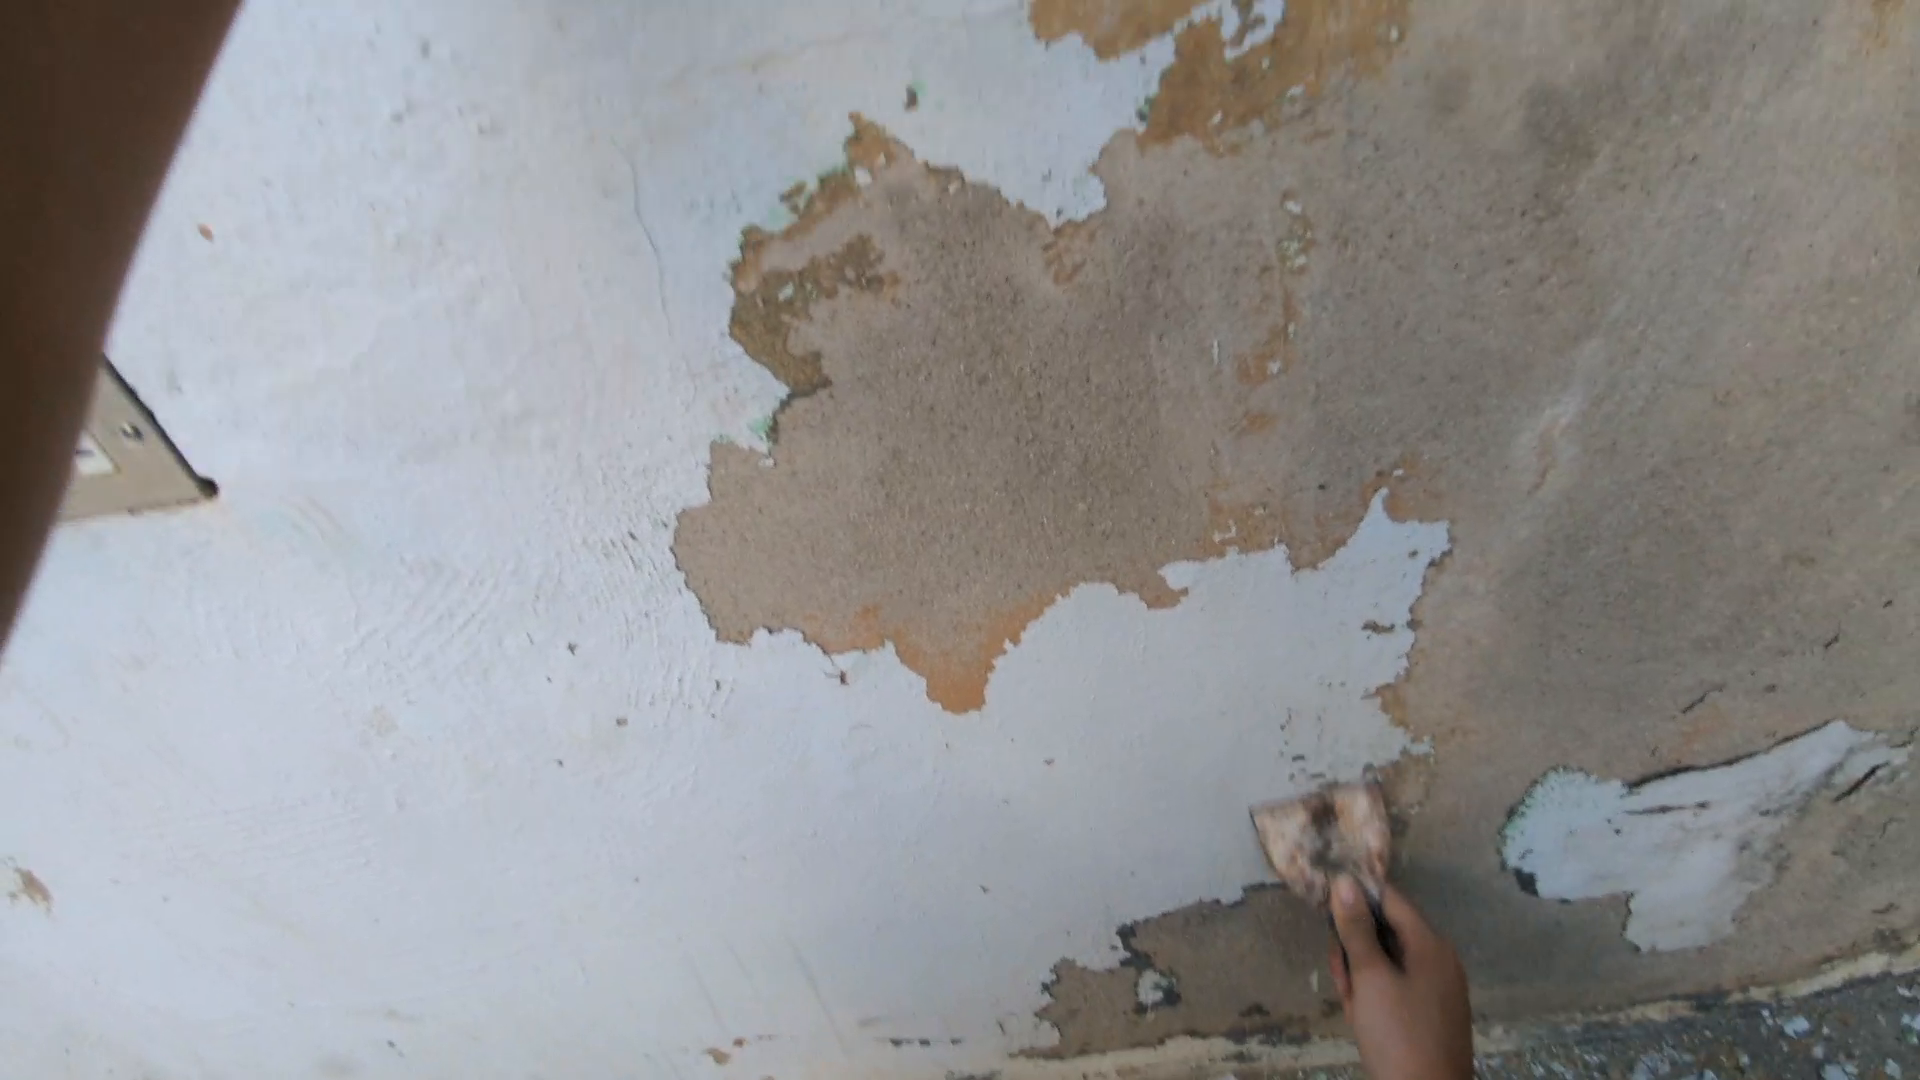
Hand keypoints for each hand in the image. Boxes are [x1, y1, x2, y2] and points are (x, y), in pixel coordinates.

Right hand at [1328, 875, 1473, 1079]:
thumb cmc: (1398, 1033)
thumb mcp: (1369, 976)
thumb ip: (1355, 926)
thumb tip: (1344, 879)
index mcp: (1430, 944)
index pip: (1387, 897)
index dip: (1355, 897)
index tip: (1324, 907)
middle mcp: (1438, 959)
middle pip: (1384, 928)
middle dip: (1354, 944)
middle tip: (1341, 972)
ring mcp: (1436, 986)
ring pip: (1385, 957)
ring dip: (1360, 970)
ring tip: (1351, 999)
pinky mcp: (1429, 1009)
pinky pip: (1395, 982)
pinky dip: (1374, 989)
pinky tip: (1362, 1012)